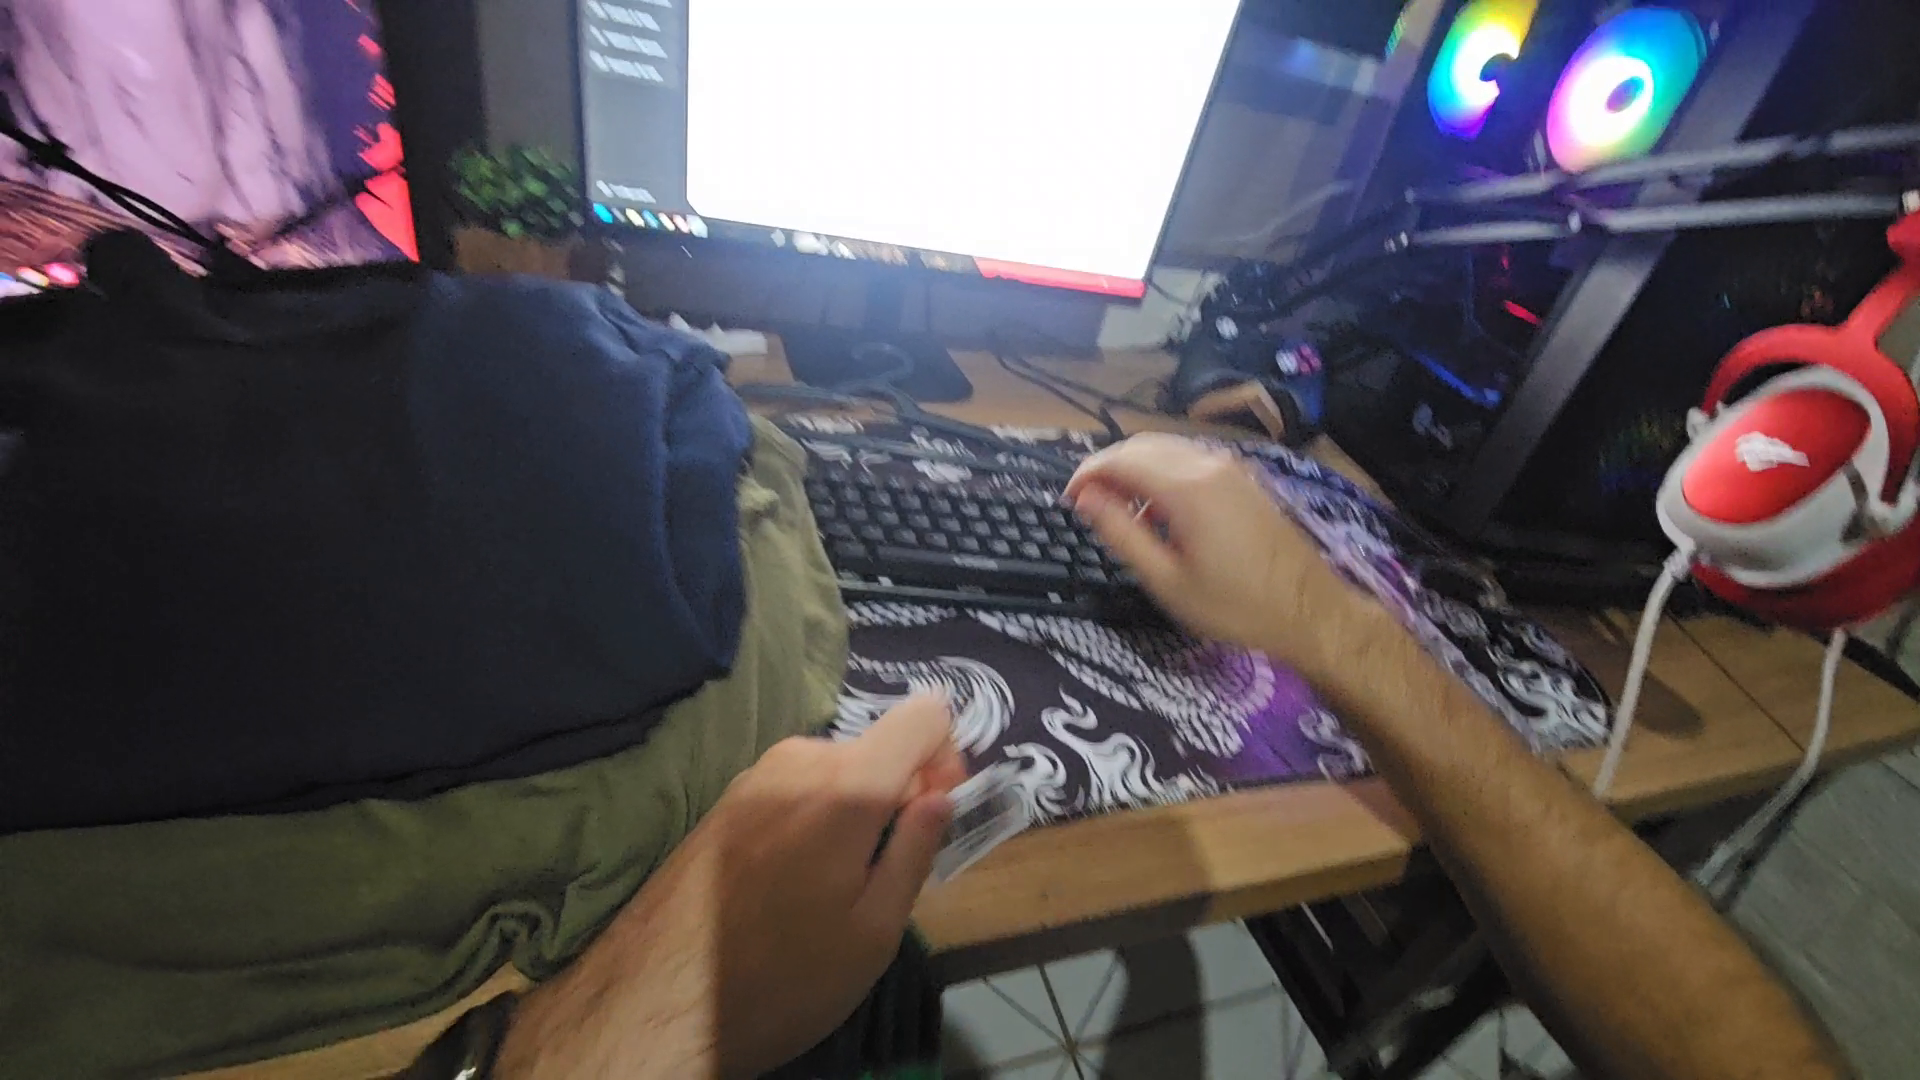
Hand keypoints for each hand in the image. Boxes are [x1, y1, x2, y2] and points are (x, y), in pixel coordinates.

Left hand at [495, 696, 964, 1079]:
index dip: (946, 756)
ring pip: (840, 770)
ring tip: (832, 886)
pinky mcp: (729, 795)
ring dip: (855, 810)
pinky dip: (816, 815)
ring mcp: (758, 773)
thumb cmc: (782, 978)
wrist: (650, 1005)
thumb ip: (916, 848)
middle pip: (880, 748)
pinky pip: (799, 785)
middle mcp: (801, 757)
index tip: (932, 813)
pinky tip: (790, 881)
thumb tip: (940, 795)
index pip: (925, 714)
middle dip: (898, 795)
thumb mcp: (874, 931)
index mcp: (847, 783)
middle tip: (881, 872)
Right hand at [1065, 433, 1357, 668]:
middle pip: (1141, 445)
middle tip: (1087, 505)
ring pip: (1166, 448)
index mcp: (1187, 488)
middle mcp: (1208, 465)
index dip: (1086, 473)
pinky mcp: (1243, 479)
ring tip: (1118, 509)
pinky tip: (1158, 510)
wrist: (1311, 612)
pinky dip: (1161, 472)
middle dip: (1107, 468)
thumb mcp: (1165, 580)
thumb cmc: (1233, 606)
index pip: (1120, 459)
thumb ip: (1120, 533)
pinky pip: (1189, 459)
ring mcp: (1230, 468)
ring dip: (1133, 468)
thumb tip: (1084, 498)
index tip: (1067, 498)